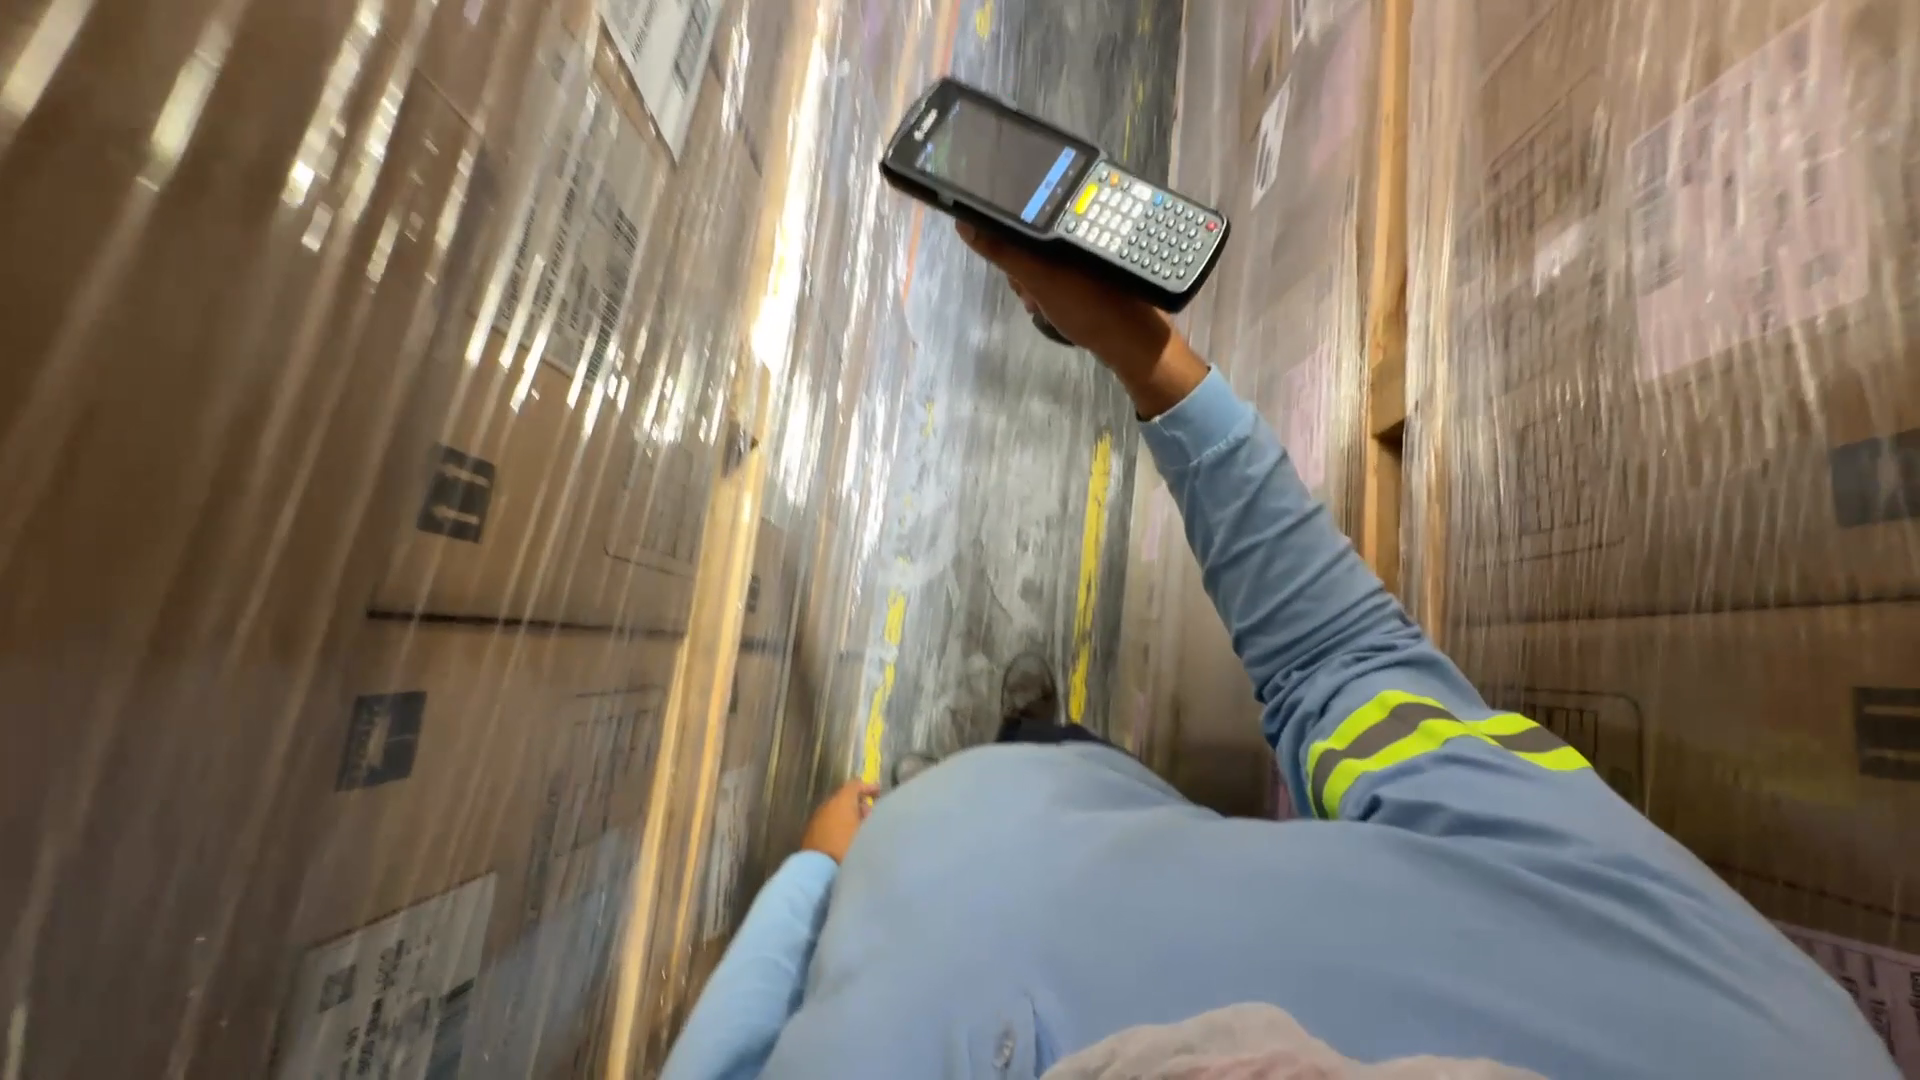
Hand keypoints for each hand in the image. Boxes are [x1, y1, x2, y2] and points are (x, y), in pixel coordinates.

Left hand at [800, 780, 878, 862]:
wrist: (818, 867)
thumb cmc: (847, 846)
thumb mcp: (865, 830)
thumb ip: (868, 816)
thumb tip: (867, 810)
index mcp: (842, 799)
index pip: (856, 784)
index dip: (868, 787)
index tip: (879, 794)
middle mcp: (828, 804)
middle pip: (845, 797)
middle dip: (858, 803)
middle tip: (870, 815)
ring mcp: (818, 817)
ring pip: (836, 809)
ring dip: (847, 814)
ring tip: (859, 828)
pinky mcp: (811, 831)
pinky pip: (828, 821)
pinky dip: (838, 823)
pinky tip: (845, 836)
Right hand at [956, 222, 1207, 417]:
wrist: (1130, 344)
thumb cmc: (1088, 307)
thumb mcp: (1039, 278)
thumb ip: (1003, 250)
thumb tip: (966, 223)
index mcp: (1071, 219)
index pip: (1023, 217)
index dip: (1009, 243)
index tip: (1014, 270)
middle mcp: (1081, 231)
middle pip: (1032, 241)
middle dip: (1023, 269)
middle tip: (1033, 294)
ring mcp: (1089, 255)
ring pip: (1044, 262)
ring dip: (1035, 285)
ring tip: (1044, 307)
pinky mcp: (1094, 275)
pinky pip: (1059, 276)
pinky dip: (1050, 291)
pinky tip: (1053, 310)